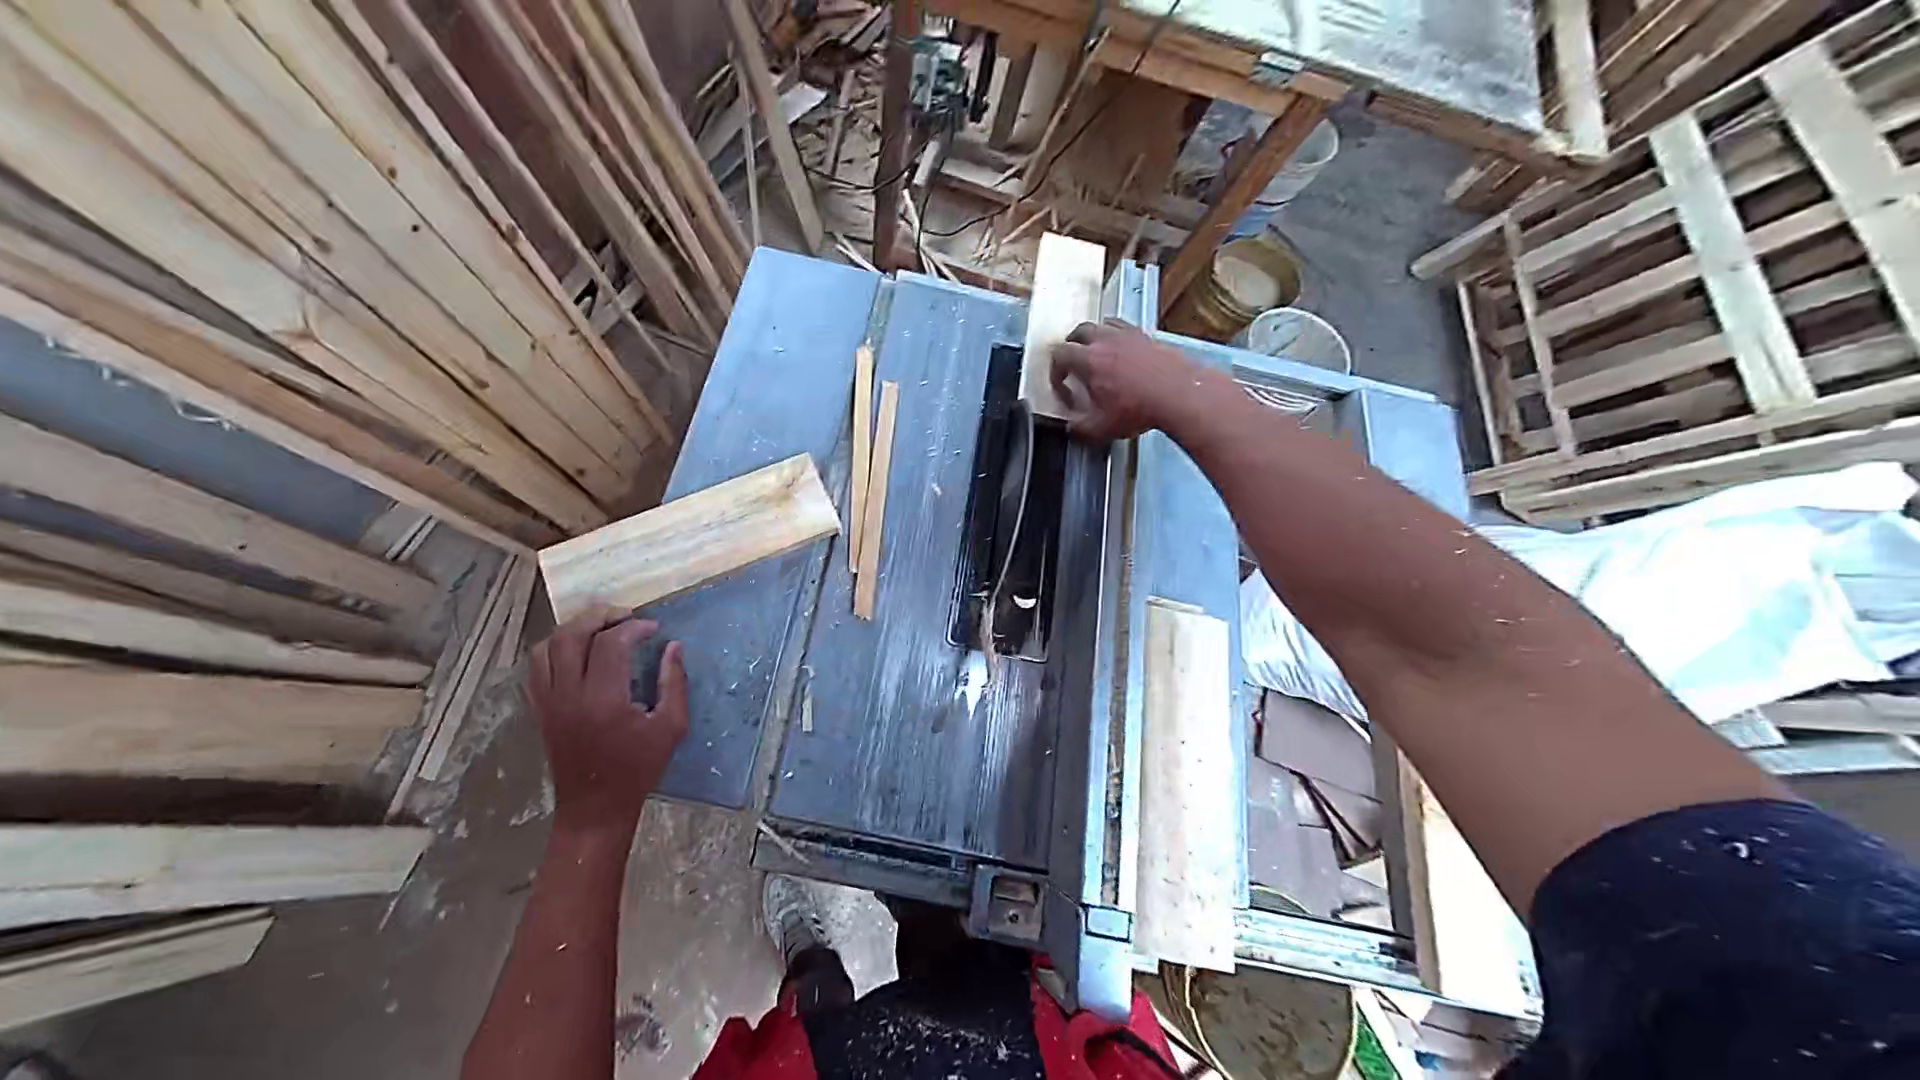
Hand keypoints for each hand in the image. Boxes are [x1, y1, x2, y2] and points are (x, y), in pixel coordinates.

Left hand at [528, 611, 687, 833]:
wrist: (595, 806)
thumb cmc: (638, 768)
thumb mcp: (671, 726)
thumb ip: (674, 682)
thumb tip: (673, 646)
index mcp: (604, 700)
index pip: (611, 644)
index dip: (634, 628)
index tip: (654, 629)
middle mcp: (569, 695)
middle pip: (571, 636)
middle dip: (600, 617)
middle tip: (626, 617)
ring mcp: (549, 702)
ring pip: (547, 647)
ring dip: (575, 629)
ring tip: (601, 627)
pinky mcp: (540, 709)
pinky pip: (537, 667)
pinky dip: (555, 648)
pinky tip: (578, 650)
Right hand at [1049, 319, 1229, 439]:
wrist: (1179, 395)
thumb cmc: (1141, 408)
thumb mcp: (1102, 427)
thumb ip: (1080, 426)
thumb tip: (1072, 426)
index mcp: (1088, 360)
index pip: (1059, 355)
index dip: (1055, 371)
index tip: (1061, 384)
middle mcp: (1106, 341)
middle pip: (1078, 331)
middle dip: (1071, 345)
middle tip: (1072, 360)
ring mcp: (1128, 335)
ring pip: (1103, 324)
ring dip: (1095, 336)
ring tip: (1096, 351)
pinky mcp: (1148, 337)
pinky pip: (1126, 328)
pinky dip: (1119, 336)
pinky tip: (1124, 350)